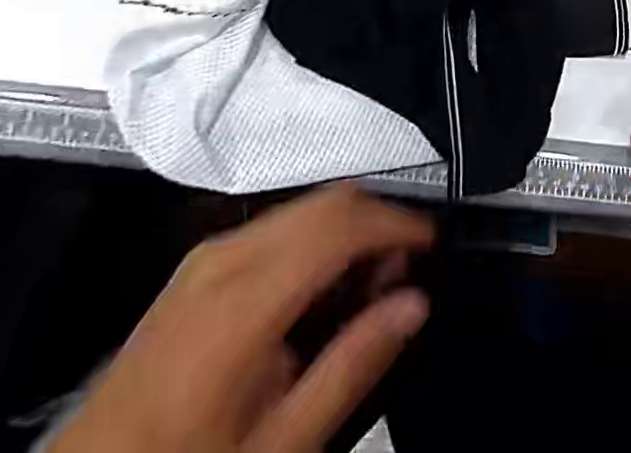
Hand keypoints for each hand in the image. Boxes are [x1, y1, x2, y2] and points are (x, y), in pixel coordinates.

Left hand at [49, 185, 432, 452]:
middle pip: (325, 202)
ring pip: (304, 208)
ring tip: (368, 287)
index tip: (431, 242)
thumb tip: (414, 303)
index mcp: (246, 299)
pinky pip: (277, 225)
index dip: (395, 222)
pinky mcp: (199, 263)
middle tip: (402, 274)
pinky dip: (317, 238)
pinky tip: (323, 287)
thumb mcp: (282, 442)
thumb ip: (353, 364)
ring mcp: (207, 254)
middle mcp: (226, 256)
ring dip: (348, 228)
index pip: (339, 224)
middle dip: (377, 222)